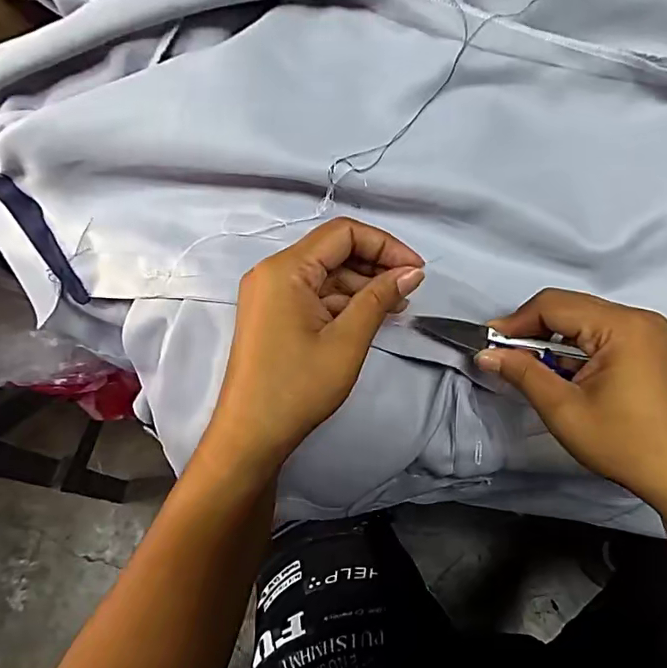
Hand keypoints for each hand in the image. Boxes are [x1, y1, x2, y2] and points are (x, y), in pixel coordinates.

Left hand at [204, 218, 424, 466]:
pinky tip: (370, 316)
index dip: (385, 245)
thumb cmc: (297, 388)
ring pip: (325, 273)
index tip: (416, 270)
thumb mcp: (346, 341)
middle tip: (410, 290)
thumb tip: (411, 273)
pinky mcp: (272, 314)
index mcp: (285, 270)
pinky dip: (343, 301)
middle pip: (333, 250)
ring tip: (396, 306)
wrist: (251, 434)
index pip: (343, 233)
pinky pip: (314, 294)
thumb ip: (379, 298)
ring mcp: (270, 294)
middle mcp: (273, 273)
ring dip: (362, 285)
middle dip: (375, 264)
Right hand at [474, 289, 666, 513]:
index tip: (489, 344)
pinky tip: (569, 377)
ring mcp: (652, 334)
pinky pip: (607, 335)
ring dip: (557, 341)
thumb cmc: (625, 444)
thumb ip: (522, 372)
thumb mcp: (563, 409)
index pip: (554, 305)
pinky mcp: (656, 350)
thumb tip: (486, 353)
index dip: (516, 322)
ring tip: (536, 372)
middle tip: (505, 357)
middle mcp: (640, 319)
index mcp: (622, 326)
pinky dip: (580, 349)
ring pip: (587, 321)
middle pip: (572, 308)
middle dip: (534, 330)